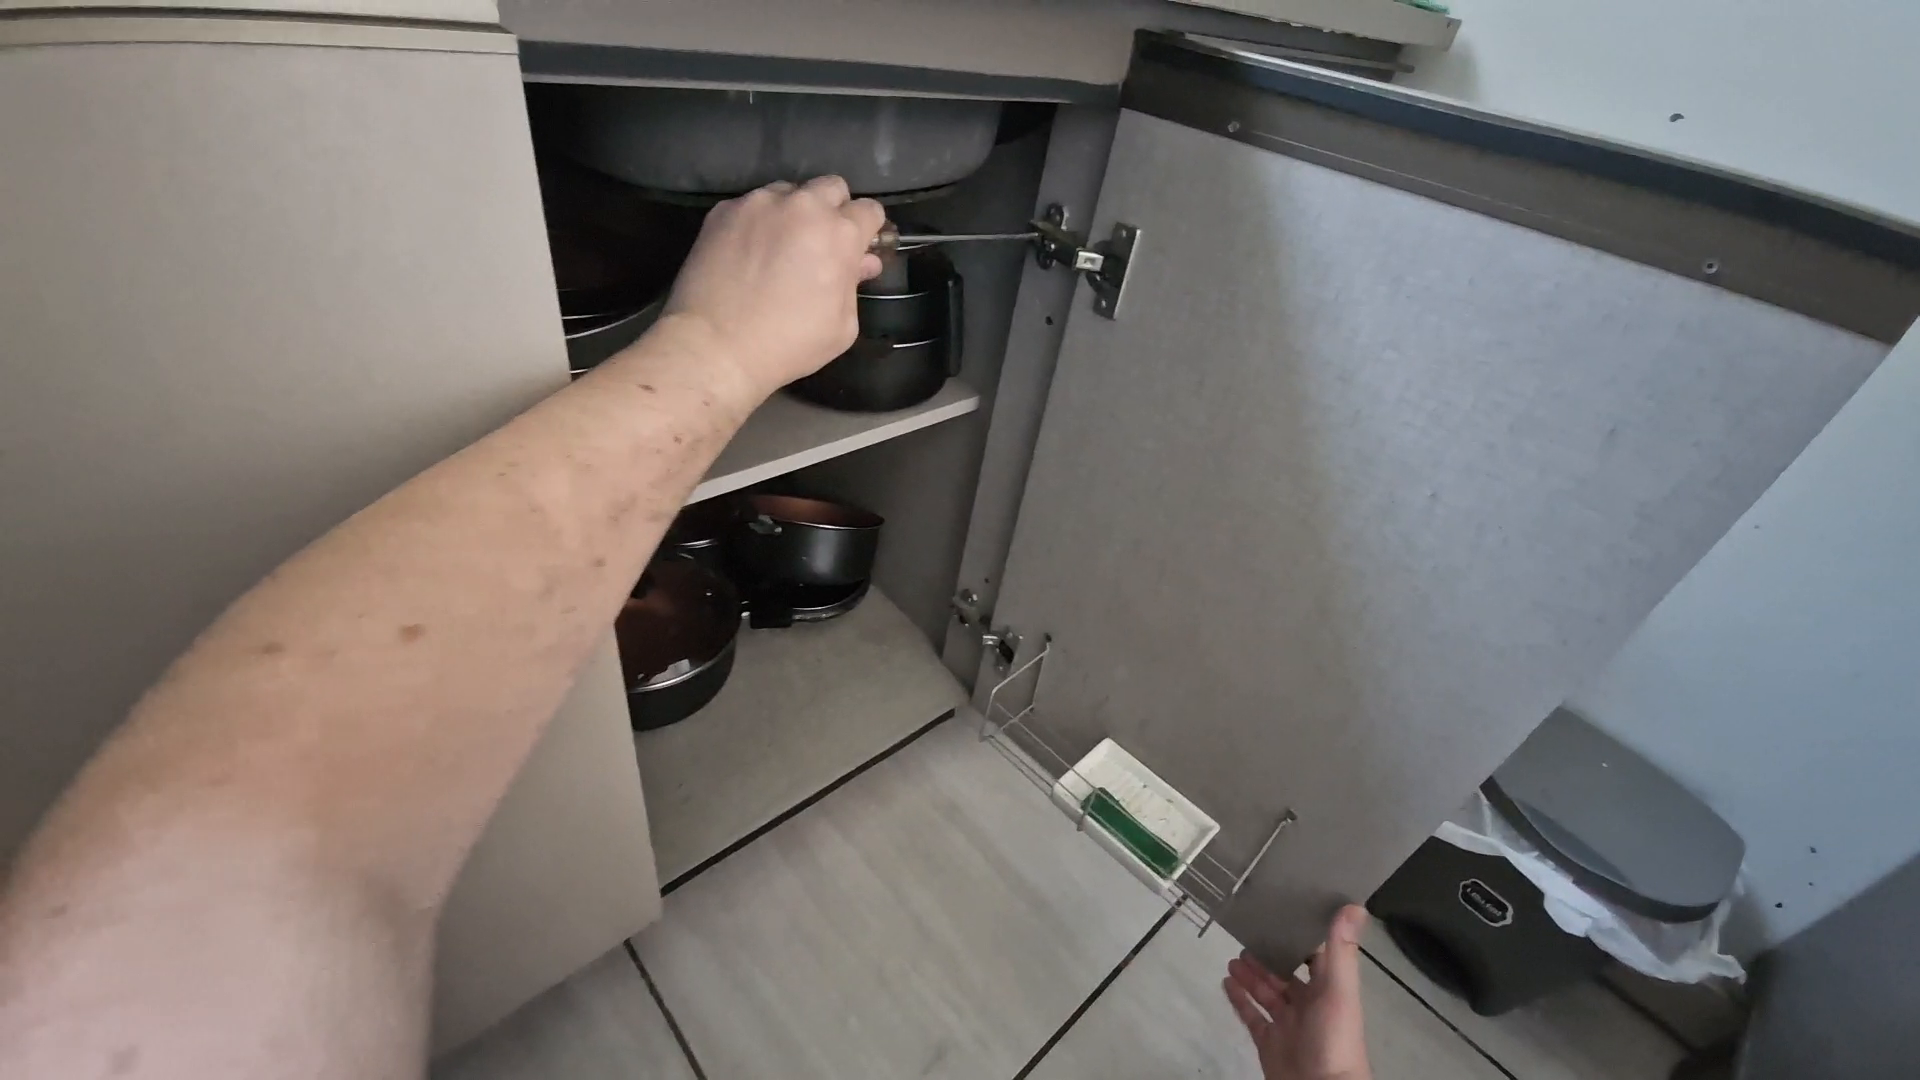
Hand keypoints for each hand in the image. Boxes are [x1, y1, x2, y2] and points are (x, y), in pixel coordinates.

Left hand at [663, 175, 884, 397]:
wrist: (717, 346)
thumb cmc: (790, 344)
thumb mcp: (841, 327)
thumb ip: (855, 284)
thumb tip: (862, 262)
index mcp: (839, 234)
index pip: (869, 211)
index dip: (870, 230)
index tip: (861, 248)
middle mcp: (802, 206)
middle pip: (832, 187)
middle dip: (835, 211)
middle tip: (824, 245)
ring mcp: (759, 203)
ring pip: (789, 192)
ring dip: (795, 214)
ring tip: (782, 248)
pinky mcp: (724, 210)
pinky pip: (753, 206)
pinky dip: (759, 223)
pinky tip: (750, 254)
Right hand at [1223, 905, 1372, 1079]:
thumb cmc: (1333, 1039)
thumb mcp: (1339, 991)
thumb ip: (1341, 949)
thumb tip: (1355, 905)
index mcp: (1329, 991)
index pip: (1314, 955)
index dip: (1298, 935)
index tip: (1280, 909)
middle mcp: (1309, 1006)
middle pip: (1286, 974)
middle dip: (1267, 955)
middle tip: (1245, 934)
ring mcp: (1287, 1026)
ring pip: (1267, 994)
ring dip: (1251, 975)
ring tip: (1232, 957)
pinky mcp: (1269, 1043)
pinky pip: (1252, 1017)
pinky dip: (1239, 1000)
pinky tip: (1225, 982)